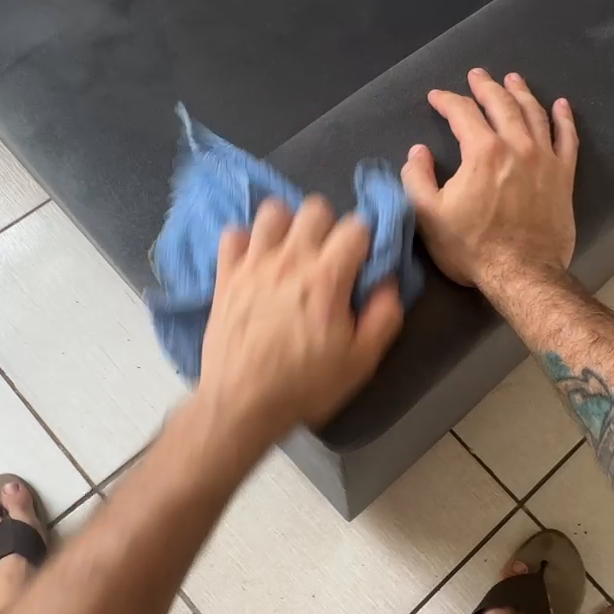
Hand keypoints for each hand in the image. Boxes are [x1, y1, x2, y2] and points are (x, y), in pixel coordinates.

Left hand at [197, 197, 404, 435]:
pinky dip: (247, 242)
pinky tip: (256, 262)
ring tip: (292, 251)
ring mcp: (253, 264)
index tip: (363, 262)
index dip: (365, 240)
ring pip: (273, 211)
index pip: (356, 227)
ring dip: (288, 225)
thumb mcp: (361, 361)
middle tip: (330, 256)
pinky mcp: (225, 275)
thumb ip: (384, 317)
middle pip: (315, 208)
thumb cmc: (305, 384)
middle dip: (330, 226)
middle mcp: (290, 259)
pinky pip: (234, 234)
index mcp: (327, 277)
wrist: (241, 404)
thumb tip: (387, 283)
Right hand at [401, 68, 577, 292]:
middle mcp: (516, 146)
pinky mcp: (564, 177)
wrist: (522, 273)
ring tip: (513, 80)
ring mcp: (545, 159)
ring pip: (534, 114)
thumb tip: (418, 152)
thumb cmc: (473, 248)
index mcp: (482, 152)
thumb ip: (417, 178)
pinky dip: (564, 118)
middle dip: (486, 86)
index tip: (436, 98)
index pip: (462, 113)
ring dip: (521, 93)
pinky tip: (561, 105)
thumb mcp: (429, 216)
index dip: (447, 101)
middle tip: (477, 76)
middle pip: (501, 104)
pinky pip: (567, 138)